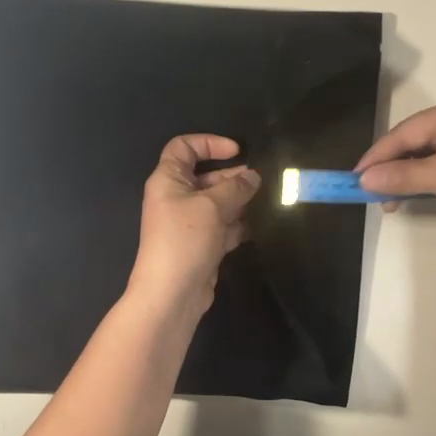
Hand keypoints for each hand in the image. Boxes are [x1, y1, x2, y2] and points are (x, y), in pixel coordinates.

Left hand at [127, 134, 260, 312]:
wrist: (172, 293)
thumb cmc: (185, 240)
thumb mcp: (212, 206)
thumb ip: (235, 188)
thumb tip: (253, 176)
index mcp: (168, 180)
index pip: (183, 147)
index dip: (209, 143)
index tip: (237, 151)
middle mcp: (176, 198)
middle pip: (207, 177)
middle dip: (233, 178)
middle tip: (261, 182)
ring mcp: (189, 224)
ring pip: (218, 204)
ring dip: (240, 203)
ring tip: (267, 202)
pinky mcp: (202, 246)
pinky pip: (223, 227)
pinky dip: (238, 226)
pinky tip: (260, 226)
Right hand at [355, 91, 435, 238]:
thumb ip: (403, 176)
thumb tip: (365, 179)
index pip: (405, 131)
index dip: (378, 156)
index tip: (355, 179)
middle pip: (415, 140)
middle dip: (392, 167)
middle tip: (372, 193)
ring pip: (428, 153)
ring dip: (408, 176)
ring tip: (390, 200)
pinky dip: (426, 178)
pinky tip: (413, 194)